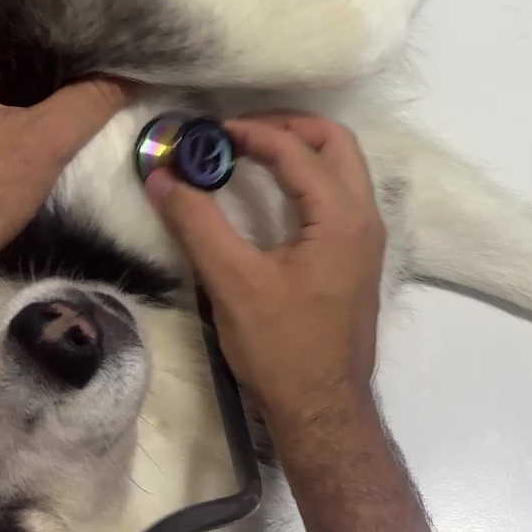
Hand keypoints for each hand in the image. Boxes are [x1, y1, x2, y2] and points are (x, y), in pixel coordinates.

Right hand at [144, 113, 386, 426]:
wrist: (324, 405)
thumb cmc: (282, 346)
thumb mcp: (233, 282)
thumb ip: (198, 224)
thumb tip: (163, 177)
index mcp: (342, 216)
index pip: (299, 152)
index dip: (253, 133)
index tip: (211, 131)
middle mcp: (365, 215)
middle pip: (338, 143)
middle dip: (291, 126)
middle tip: (241, 130)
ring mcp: (368, 234)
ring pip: (346, 166)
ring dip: (305, 148)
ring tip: (254, 149)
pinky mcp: (360, 252)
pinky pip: (343, 192)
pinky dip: (313, 174)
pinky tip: (277, 187)